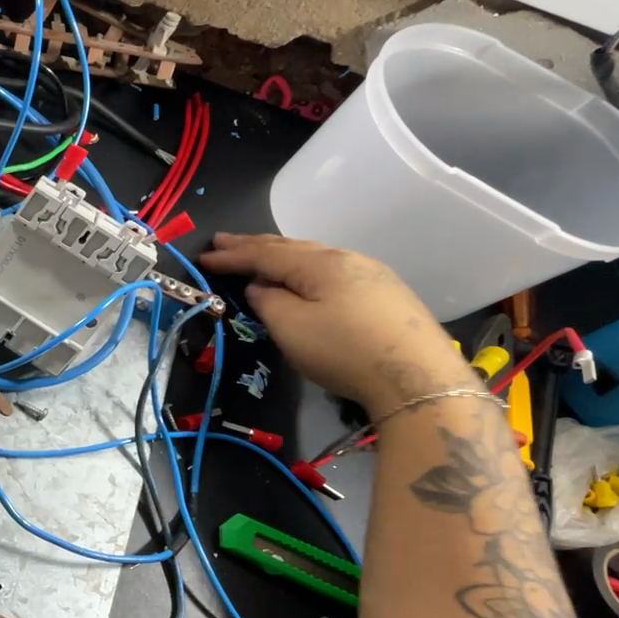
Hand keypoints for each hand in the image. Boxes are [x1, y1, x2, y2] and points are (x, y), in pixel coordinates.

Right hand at [199, 233, 474, 410]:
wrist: (415, 376)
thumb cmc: (343, 350)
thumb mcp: (290, 327)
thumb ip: (267, 301)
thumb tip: (260, 287)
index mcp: (321, 264)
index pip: (266, 254)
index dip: (232, 255)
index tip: (203, 255)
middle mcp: (347, 259)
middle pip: (292, 248)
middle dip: (254, 245)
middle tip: (223, 241)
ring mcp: (370, 275)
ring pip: (313, 257)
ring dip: (279, 255)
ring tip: (256, 255)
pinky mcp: (383, 294)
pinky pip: (330, 271)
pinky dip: (302, 269)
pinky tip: (298, 276)